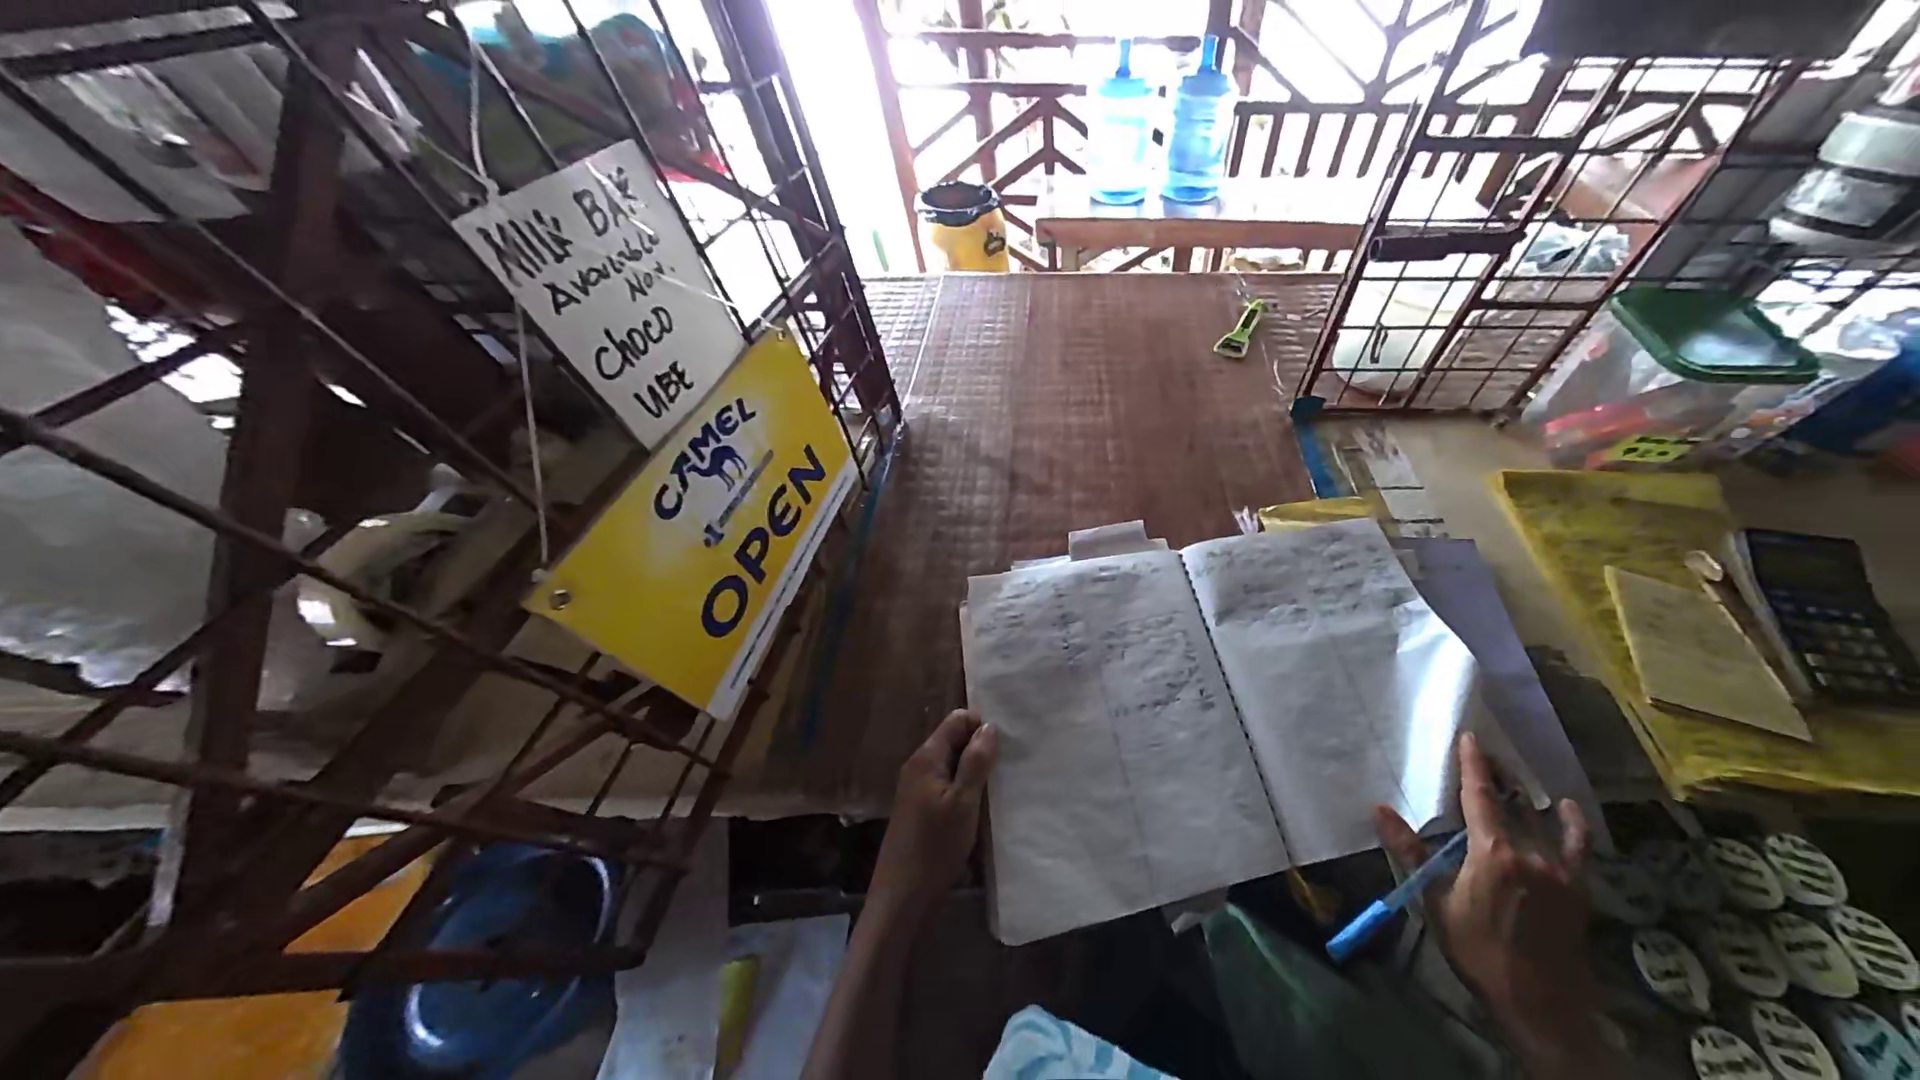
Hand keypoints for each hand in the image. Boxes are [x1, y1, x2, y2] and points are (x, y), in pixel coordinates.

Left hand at [868, 709, 996, 918]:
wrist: (903, 895)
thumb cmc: (935, 846)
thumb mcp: (963, 802)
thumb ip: (976, 762)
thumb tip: (988, 726)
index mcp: (927, 757)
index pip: (957, 720)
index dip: (982, 725)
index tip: (1007, 744)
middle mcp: (919, 765)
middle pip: (954, 739)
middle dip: (981, 746)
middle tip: (1011, 763)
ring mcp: (917, 787)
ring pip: (952, 763)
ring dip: (975, 769)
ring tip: (1002, 782)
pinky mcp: (921, 807)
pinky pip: (947, 783)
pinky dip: (965, 787)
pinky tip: (983, 803)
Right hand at [1374, 733, 1608, 1072]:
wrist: (1540, 1004)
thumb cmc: (1477, 950)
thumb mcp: (1436, 900)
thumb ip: (1411, 851)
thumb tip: (1379, 809)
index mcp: (1494, 853)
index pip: (1481, 797)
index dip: (1474, 766)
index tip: (1470, 738)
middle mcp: (1533, 854)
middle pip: (1513, 803)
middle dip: (1498, 775)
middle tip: (1485, 751)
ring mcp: (1562, 872)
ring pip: (1542, 820)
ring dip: (1525, 795)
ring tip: (1513, 775)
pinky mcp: (1578, 889)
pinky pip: (1578, 848)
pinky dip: (1570, 826)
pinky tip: (1565, 810)